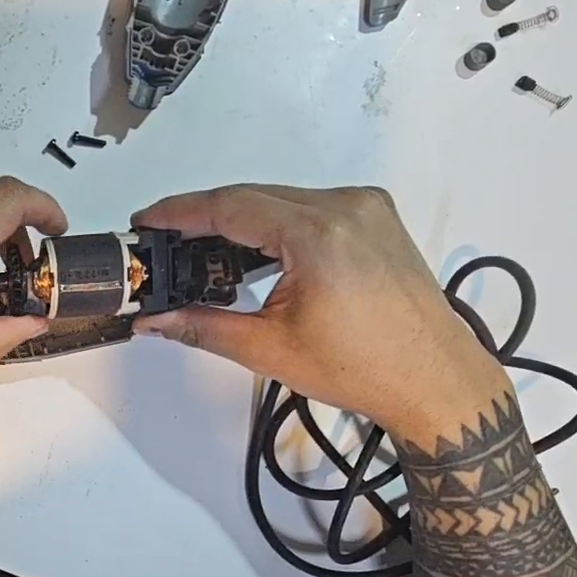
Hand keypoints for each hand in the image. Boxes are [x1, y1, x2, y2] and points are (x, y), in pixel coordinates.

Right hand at [131, 185, 508, 445]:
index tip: (144, 222)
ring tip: (196, 248)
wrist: (433, 380)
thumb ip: (201, 326)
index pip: (230, 206)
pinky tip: (247, 251)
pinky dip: (270, 224)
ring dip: (236, 220)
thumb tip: (149, 322)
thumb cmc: (355, 368)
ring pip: (279, 198)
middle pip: (253, 196)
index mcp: (317, 233)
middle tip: (162, 241)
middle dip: (202, 216)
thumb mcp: (266, 349)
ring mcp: (365, 207)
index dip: (179, 211)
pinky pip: (307, 208)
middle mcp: (344, 205)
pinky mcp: (375, 218)